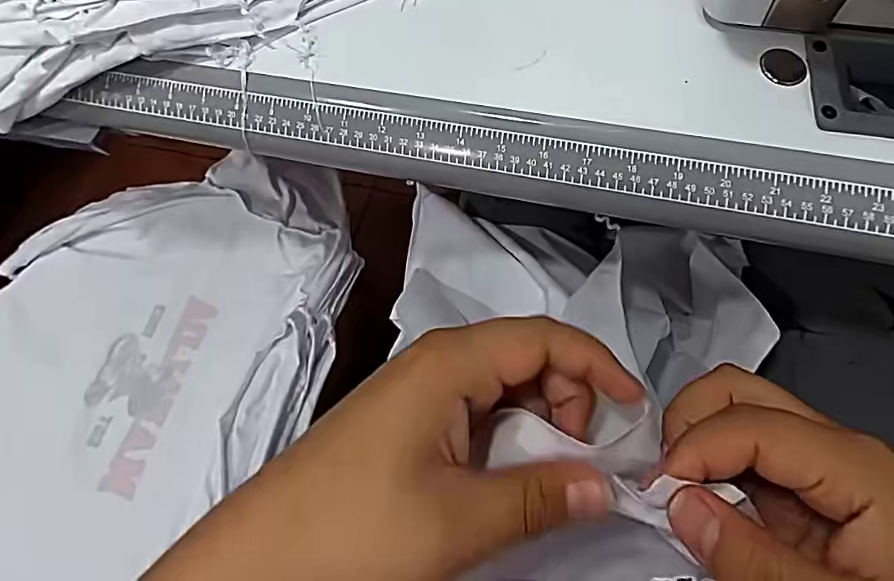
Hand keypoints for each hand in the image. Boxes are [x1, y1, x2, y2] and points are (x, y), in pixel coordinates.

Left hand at [144, 317, 645, 580]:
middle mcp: (438, 362)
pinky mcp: (413, 420)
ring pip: (506, 386)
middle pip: (527, 355)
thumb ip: (538, 496)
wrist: (258, 562)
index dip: (596, 362)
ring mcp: (423, 390)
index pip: (544, 336)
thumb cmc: (350, 530)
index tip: (635, 405)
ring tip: (557, 474)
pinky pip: (480, 411)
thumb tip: (602, 485)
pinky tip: (516, 477)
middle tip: (590, 457)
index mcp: (450, 361)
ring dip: (543, 421)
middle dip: (571, 396)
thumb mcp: (456, 520)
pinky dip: (511, 437)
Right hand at [660, 365, 893, 580]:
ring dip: (695, 440)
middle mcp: (837, 448)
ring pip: (737, 414)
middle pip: (742, 391)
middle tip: (660, 475)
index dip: (697, 445)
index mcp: (856, 464)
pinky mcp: (809, 492)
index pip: (752, 420)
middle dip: (690, 420)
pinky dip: (710, 467)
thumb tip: (682, 505)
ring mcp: (822, 465)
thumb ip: (758, 562)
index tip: (659, 487)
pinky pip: (745, 456)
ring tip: (674, 490)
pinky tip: (700, 500)